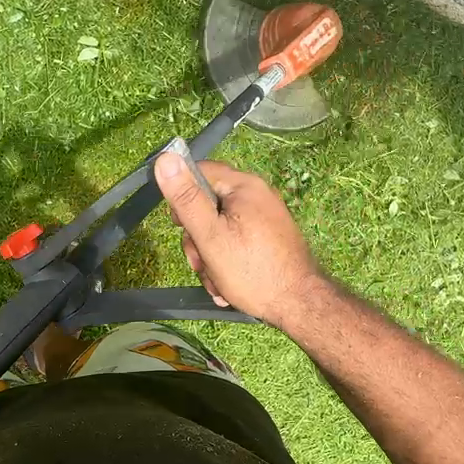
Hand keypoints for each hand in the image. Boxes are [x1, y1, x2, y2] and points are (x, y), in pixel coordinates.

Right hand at [153, 154, 327, 329]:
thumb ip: (187, 199)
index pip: (200, 172)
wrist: (299, 304)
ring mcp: (265, 219)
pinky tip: (228, 286)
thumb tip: (165, 159)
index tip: (179, 225)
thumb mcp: (210, 235)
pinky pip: (237, 243)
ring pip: (220, 230)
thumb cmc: (252, 271)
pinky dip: (227, 263)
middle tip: (202, 264)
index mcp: (244, 186)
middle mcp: (257, 196)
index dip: (182, 197)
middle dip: (199, 239)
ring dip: (211, 258)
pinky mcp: (269, 239)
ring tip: (218, 283)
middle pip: (209, 206)